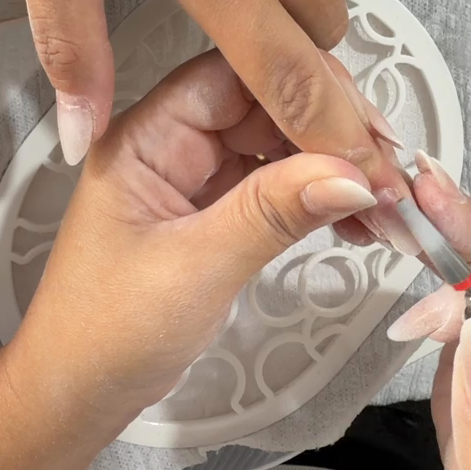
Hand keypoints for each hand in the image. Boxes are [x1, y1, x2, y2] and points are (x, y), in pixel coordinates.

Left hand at [7, 51, 381, 420]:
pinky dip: (317, 197)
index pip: (232, 78)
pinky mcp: (215, 207)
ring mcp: (195, 174)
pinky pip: (276, 184)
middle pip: (264, 106)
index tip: (366, 134)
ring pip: (277, 144)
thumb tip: (353, 174)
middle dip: (331, 133)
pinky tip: (355, 218)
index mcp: (146, 136)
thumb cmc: (108, 331)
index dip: (302, 93)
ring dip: (334, 168)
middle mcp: (171, 141)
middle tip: (392, 172)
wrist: (79, 391)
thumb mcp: (194, 268)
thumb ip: (270, 214)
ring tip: (387, 203)